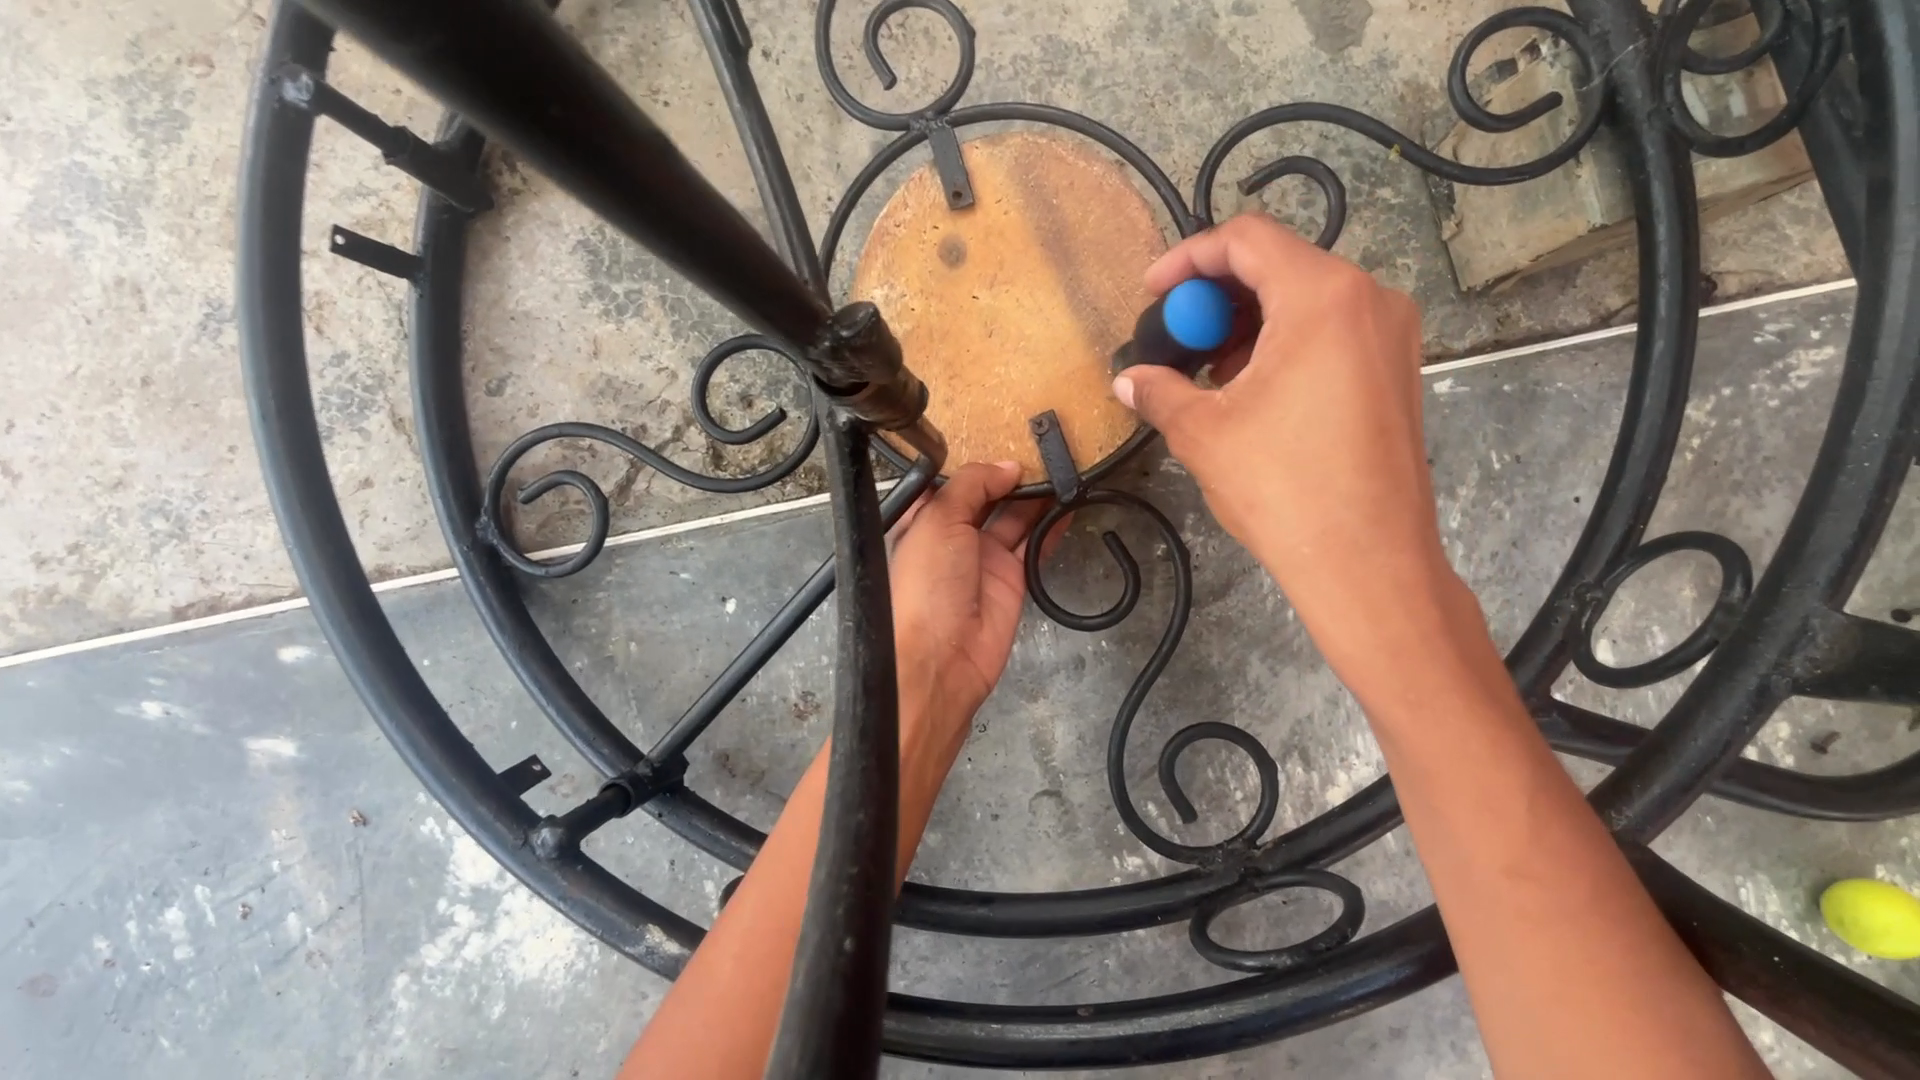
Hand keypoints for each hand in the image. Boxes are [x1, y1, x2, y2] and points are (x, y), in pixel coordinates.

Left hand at [887, 462, 1046, 742]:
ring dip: (1036, 498)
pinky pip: (1034, 545)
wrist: (942, 658)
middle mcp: (953, 537)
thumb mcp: (939, 520)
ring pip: (1014, 518)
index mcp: (924, 521)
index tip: (1002, 443)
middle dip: (1010, 478)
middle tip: (1042, 452)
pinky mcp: (1012, 579)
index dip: (975, 466)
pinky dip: (1052, 527)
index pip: (951, 483)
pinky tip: (1068, 506)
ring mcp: (984, 559)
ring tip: (1061, 471)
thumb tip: (1007, 467)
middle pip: (987, 499)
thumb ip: (972, 485)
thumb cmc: (926, 585)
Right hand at [1110, 214, 1462, 671]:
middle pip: (1279, 264)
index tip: (1152, 292)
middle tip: (1179, 339)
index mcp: (1322, 296)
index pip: (1246, 239)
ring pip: (1306, 299)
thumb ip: (1159, 391)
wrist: (1367, 561)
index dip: (1188, 258)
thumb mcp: (1204, 433)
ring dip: (1249, 323)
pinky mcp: (1397, 370)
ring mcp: (1392, 335)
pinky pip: (1332, 331)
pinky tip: (1253, 391)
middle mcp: (1369, 298)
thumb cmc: (1283, 487)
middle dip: (1218, 297)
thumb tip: (1127, 380)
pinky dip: (1285, 344)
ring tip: (1211, 373)